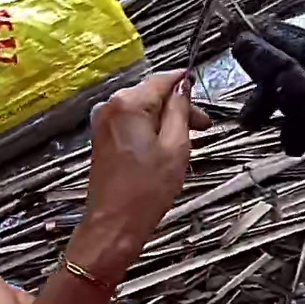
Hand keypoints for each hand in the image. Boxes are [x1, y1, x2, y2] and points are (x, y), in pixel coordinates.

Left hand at [67, 70, 209, 285]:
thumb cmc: (146, 191)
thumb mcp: (175, 147)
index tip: (201, 93)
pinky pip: (131, 124)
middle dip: (177, 107)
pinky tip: (165, 148)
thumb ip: (180, 110)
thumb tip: (182, 87)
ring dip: (165, 120)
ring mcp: (103, 123)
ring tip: (187, 142)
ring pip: (142, 109)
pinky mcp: (102, 139)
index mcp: (128, 104)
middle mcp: (110, 107)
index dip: (184, 84)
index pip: (162, 79)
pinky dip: (149, 131)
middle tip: (203, 127)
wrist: (114, 223)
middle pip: (151, 94)